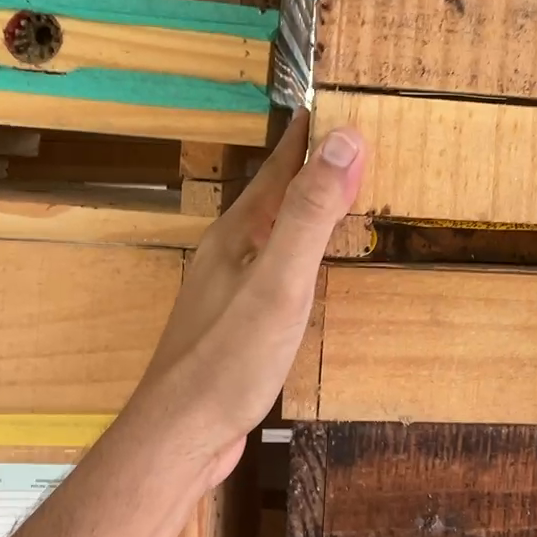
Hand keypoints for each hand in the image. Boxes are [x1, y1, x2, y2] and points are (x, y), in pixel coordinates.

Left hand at [133, 110, 363, 475]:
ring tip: (341, 197)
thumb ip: (311, 212)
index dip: (309, 133)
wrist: (181, 436)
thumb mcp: (280, 280)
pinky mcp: (237, 321)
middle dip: (314, 166)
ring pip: (277, 232)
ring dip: (308, 208)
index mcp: (241, 231)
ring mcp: (230, 286)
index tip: (336, 100)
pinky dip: (303, 252)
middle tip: (355, 146)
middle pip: (279, 195)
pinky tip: (313, 268)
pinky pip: (278, 267)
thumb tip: (345, 138)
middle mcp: (232, 250)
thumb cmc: (230, 357)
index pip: (281, 166)